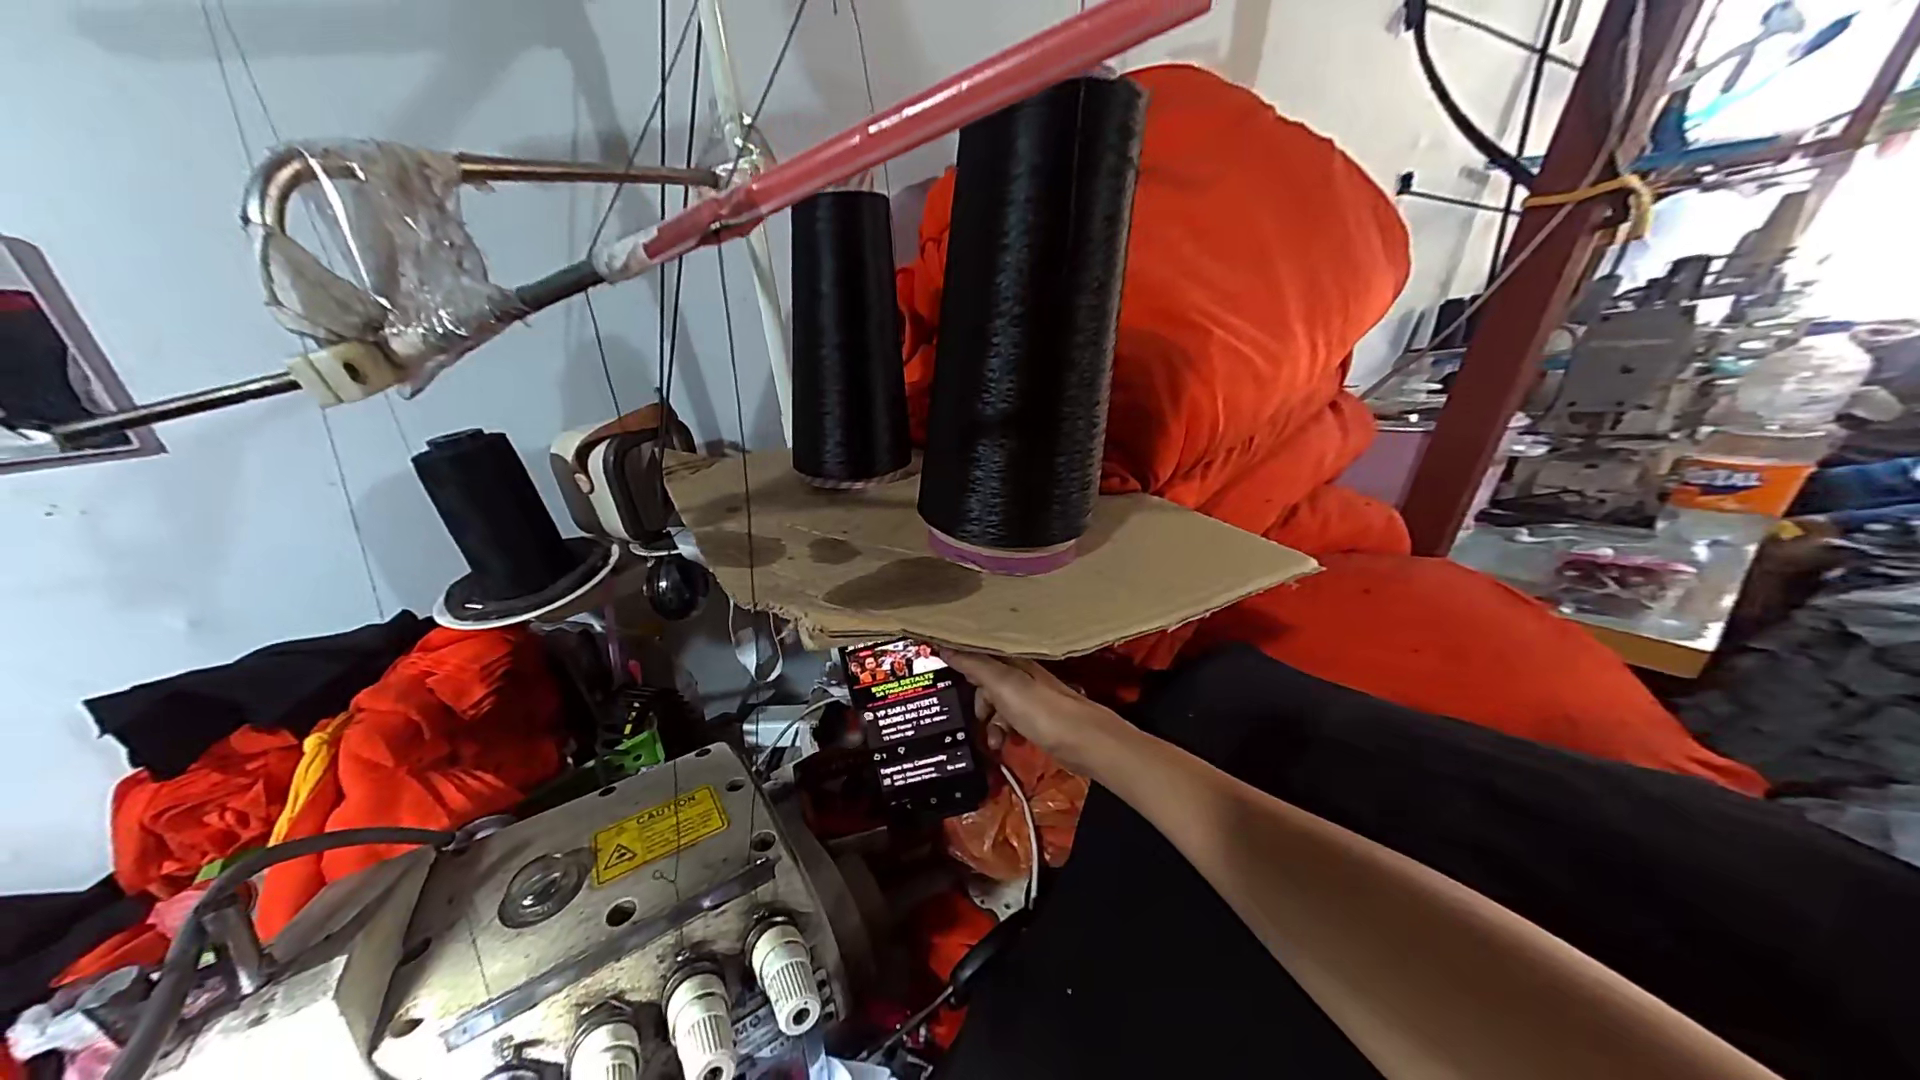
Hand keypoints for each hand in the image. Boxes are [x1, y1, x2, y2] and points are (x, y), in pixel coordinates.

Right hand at [939, 650, 1130, 775]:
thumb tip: (944, 645)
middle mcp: (1019, 673)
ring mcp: (1029, 697)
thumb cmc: (1041, 711)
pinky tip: (1005, 744)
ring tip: (991, 741)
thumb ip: (973, 664)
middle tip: (973, 718)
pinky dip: (1003, 733)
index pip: (976, 651)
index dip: (957, 659)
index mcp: (1011, 659)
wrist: (1084, 743)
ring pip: (995, 704)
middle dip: (974, 701)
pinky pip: (1009, 721)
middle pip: (983, 681)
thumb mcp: (1002, 684)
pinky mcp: (1036, 719)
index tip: (938, 673)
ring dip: (988, 723)